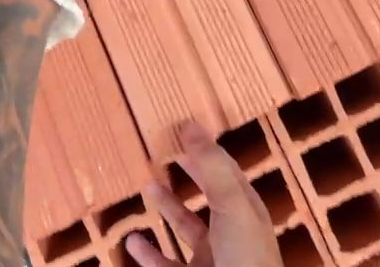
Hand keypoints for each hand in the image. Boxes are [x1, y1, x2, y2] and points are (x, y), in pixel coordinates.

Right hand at [125, 124, 279, 266]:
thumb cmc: (244, 258)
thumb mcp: (232, 205)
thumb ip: (211, 166)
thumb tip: (190, 125)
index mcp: (245, 210)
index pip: (226, 170)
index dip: (206, 149)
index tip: (183, 129)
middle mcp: (230, 233)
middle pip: (208, 194)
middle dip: (191, 172)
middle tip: (167, 149)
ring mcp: (211, 260)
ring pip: (186, 227)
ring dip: (167, 207)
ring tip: (147, 186)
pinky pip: (166, 264)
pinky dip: (149, 254)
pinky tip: (133, 241)